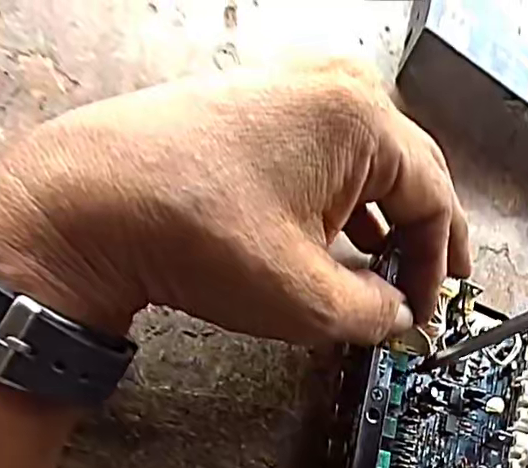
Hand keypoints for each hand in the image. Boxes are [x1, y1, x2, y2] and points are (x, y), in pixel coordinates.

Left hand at [0, 61, 469, 343]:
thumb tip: (399, 317)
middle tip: (430, 287)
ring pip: (374, 169)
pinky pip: (332, 163)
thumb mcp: (309, 299)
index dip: (438, 266)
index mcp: (359, 120)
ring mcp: (292, 92)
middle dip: (424, 240)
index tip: (426, 312)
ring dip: (390, 225)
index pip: (434, 200)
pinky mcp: (261, 112)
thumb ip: (376, 315)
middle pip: (412, 175)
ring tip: (391, 274)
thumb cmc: (197, 237)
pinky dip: (350, 209)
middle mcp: (332, 89)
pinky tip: (344, 245)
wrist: (88, 207)